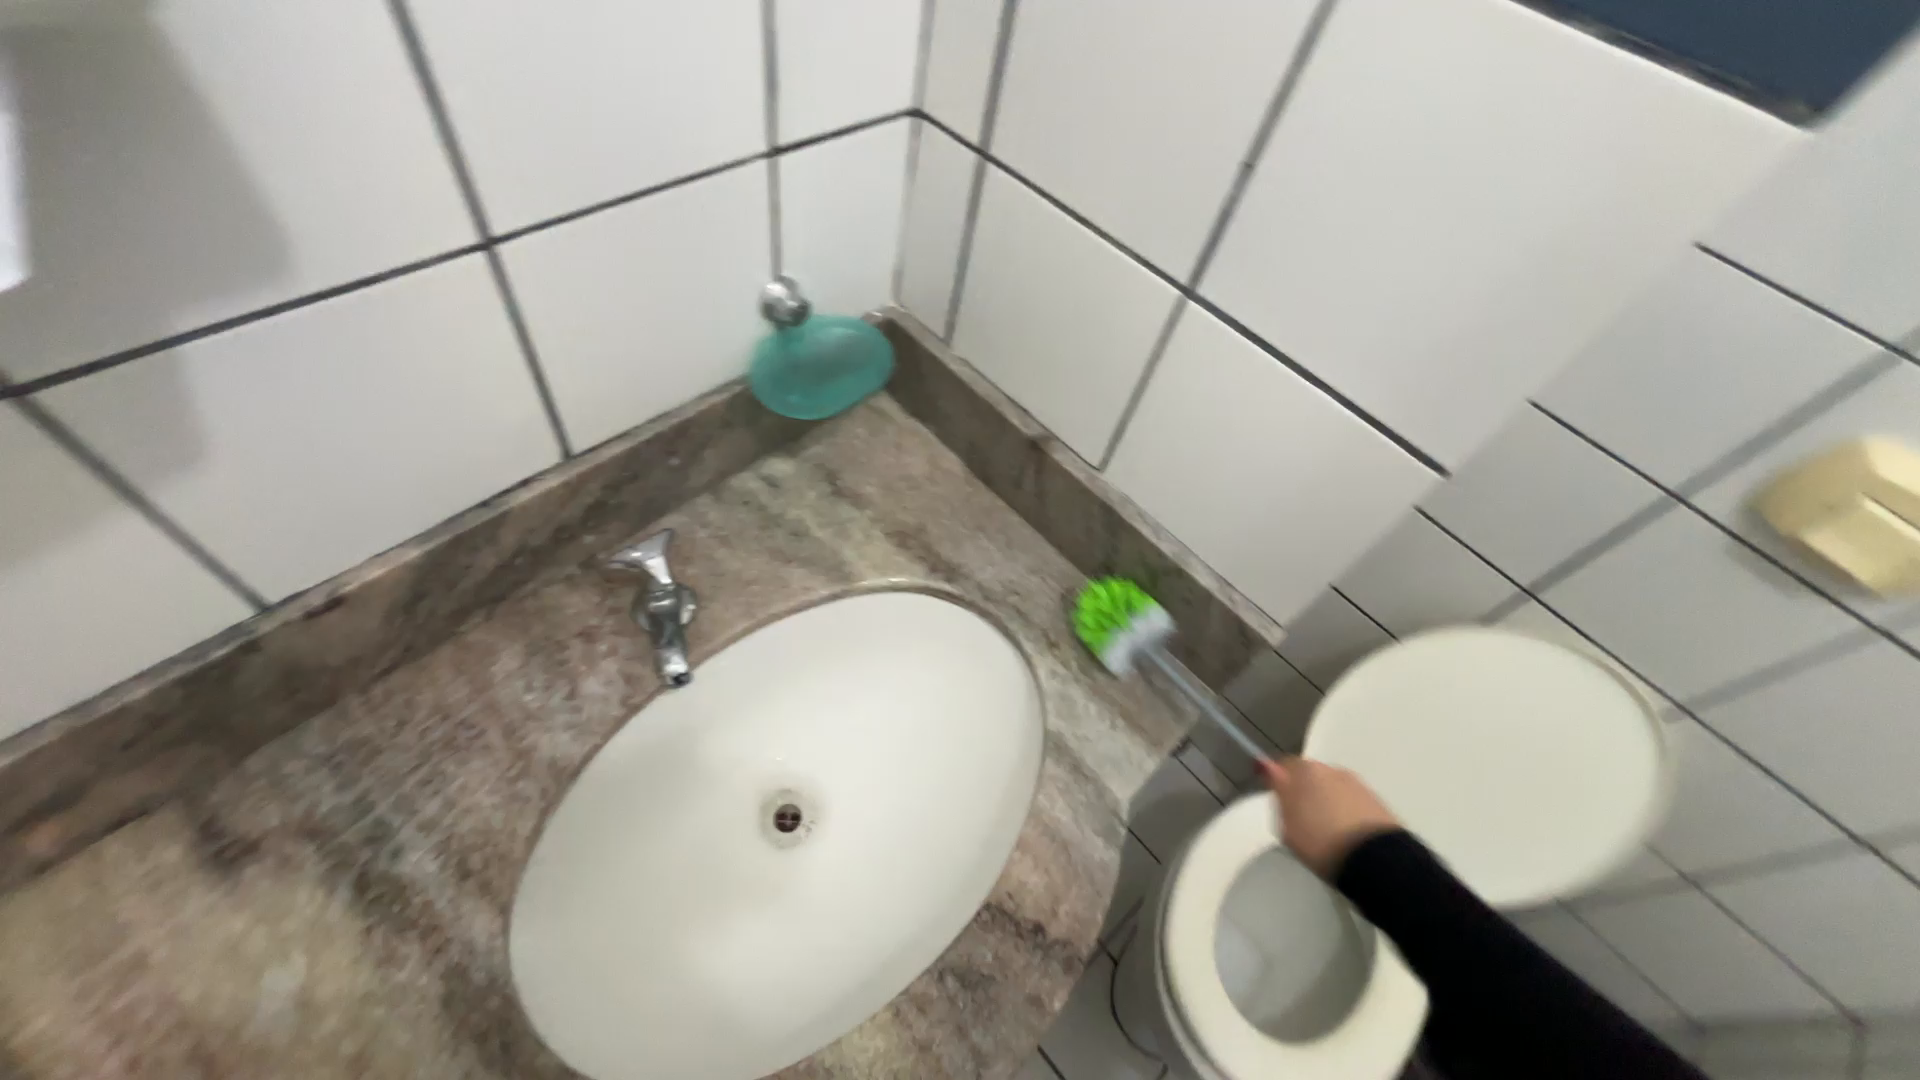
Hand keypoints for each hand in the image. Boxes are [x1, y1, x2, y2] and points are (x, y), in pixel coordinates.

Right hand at [1260, 757, 1400, 879]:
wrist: (1375, 860)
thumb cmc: (1320, 842)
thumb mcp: (1287, 824)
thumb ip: (1278, 791)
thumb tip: (1267, 765)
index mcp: (1306, 770)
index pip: (1283, 765)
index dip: (1278, 781)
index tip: (1278, 802)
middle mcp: (1332, 770)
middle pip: (1311, 775)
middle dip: (1304, 790)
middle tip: (1300, 819)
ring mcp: (1358, 785)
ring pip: (1333, 788)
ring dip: (1327, 800)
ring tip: (1326, 829)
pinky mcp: (1378, 802)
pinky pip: (1352, 802)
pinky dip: (1346, 811)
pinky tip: (1346, 833)